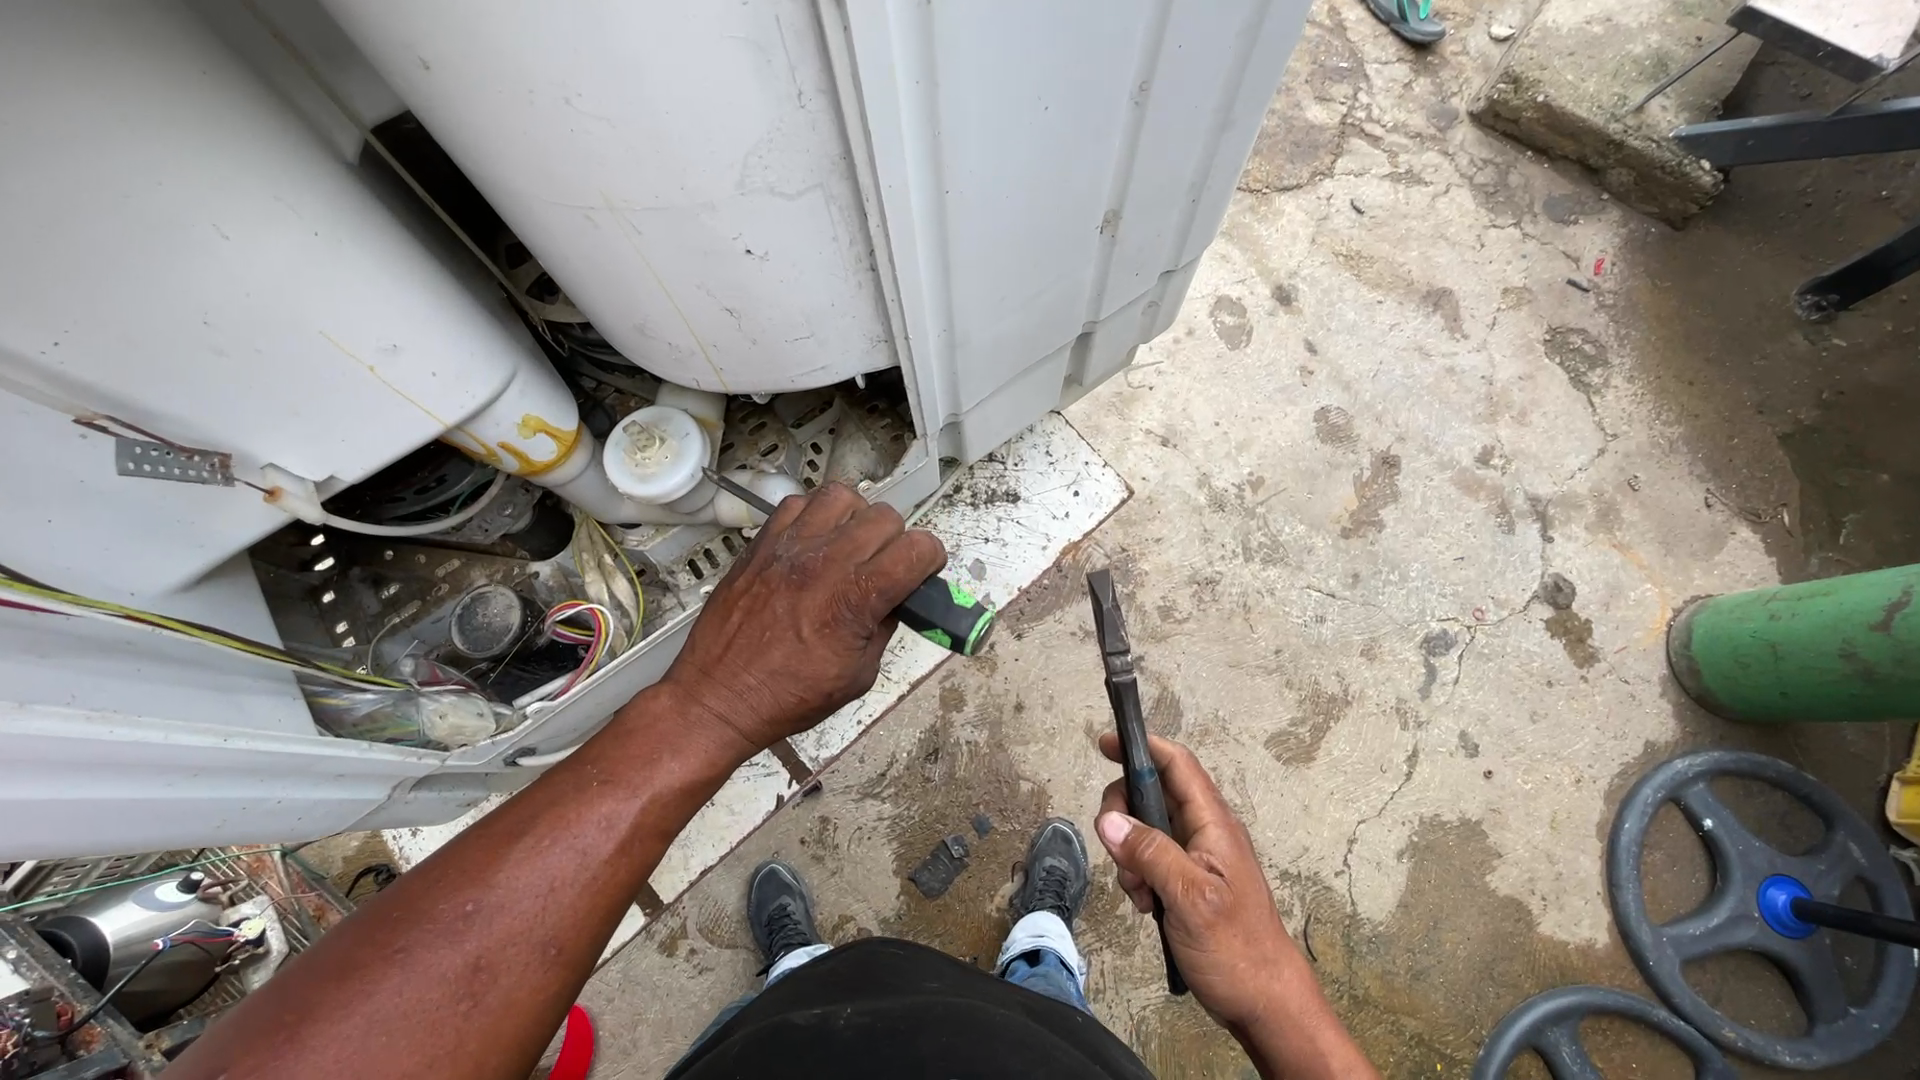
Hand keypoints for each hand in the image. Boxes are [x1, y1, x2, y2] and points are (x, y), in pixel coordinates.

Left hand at [654, 482, 945, 760]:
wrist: (719, 696)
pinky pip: (798, 503)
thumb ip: (884, 627)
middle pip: (886, 517)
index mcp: (857, 599)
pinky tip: (814, 543)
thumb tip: (895, 599)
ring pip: (843, 497)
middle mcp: (826, 563)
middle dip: (896, 541)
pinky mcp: (762, 543)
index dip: (930, 560)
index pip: (917, 549)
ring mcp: (791, 547)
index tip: (922, 572)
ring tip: (849, 546)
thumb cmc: (788, 696)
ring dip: (856, 518)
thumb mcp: (859, 676)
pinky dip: (814, 516)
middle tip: (885, 567)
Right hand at [1094, 733, 1296, 1027]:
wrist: (1264, 1004)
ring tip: (1139, 891)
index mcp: (1213, 824)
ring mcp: (1196, 857)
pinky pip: (1150, 859)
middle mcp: (1204, 831)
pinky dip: (1138, 874)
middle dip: (1124, 814)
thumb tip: (1109, 820)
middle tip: (1117, 851)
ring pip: (1146, 828)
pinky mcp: (1187, 881)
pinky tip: (1145, 904)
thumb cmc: (1235, 948)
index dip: (1143, 748)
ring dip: (1130, 853)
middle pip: (1152, 793)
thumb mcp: (1189, 898)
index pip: (1177, 765)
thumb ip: (1150, 853)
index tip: (1104, 745)